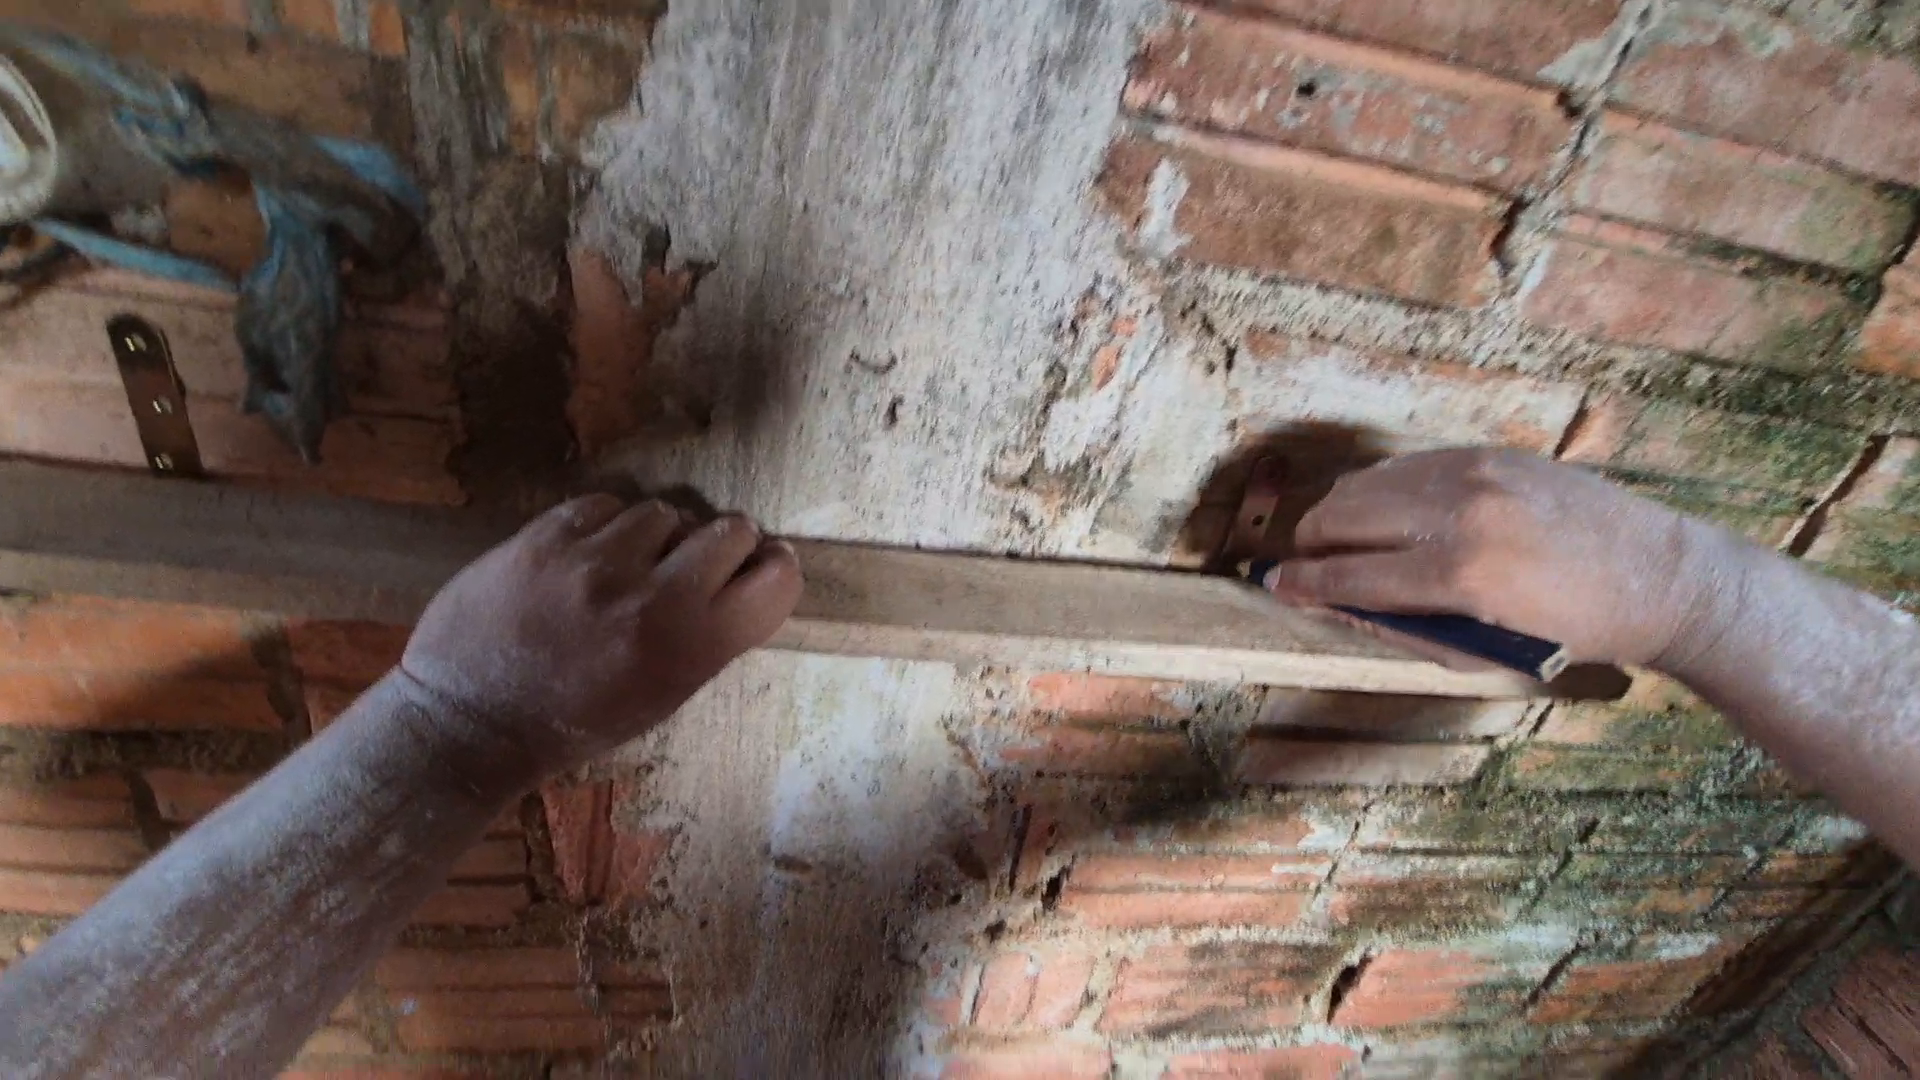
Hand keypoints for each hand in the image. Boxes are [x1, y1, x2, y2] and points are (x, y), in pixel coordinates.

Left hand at [397, 496, 803, 778]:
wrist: (469, 723)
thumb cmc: (581, 720)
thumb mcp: (668, 693)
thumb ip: (713, 632)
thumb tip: (746, 571)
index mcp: (692, 648)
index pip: (776, 580)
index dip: (776, 567)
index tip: (761, 566)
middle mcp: (654, 599)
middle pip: (732, 530)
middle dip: (725, 542)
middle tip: (696, 561)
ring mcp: (596, 563)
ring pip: (666, 512)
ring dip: (659, 535)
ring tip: (629, 564)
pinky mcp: (544, 539)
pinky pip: (605, 504)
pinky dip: (606, 526)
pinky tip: (588, 556)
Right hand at [1270, 448, 1735, 666]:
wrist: (1668, 577)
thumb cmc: (1571, 633)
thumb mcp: (1480, 651)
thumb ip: (1395, 625)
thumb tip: (1325, 603)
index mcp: (1458, 574)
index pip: (1347, 574)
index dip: (1300, 583)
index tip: (1273, 585)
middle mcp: (1457, 511)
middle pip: (1338, 515)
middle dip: (1310, 544)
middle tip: (1310, 565)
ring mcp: (1470, 471)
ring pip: (1360, 484)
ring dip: (1339, 516)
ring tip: (1348, 541)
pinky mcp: (1483, 451)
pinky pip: (1398, 468)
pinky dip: (1379, 494)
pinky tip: (1394, 517)